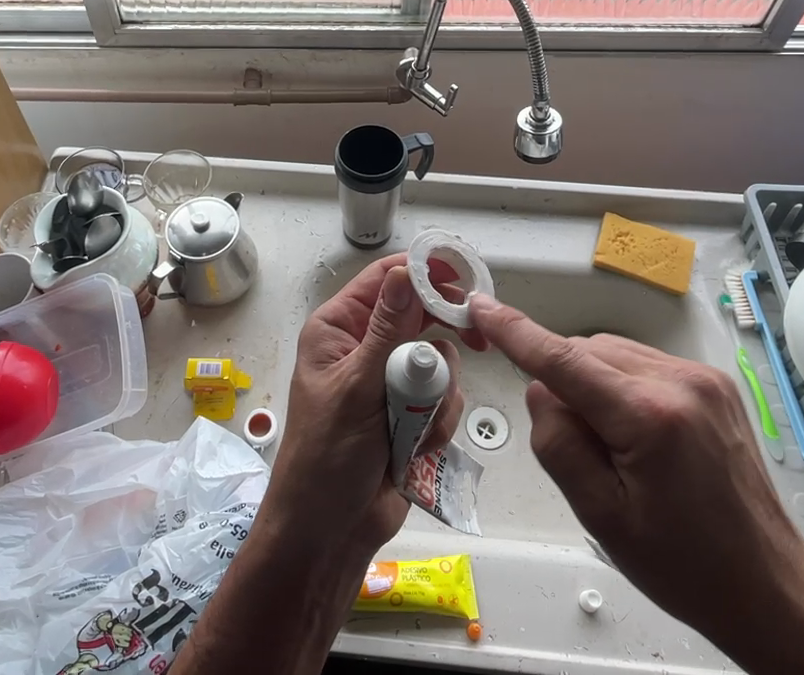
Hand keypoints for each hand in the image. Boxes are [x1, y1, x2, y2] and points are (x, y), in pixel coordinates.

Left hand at [171, 255, 486, 674]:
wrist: (331, 531)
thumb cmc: (328, 457)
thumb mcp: (358, 388)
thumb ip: (387, 330)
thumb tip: (404, 272)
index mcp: (338, 329)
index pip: (385, 279)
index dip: (424, 272)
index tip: (463, 278)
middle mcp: (365, 347)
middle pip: (421, 317)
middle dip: (440, 341)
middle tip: (475, 340)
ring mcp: (389, 381)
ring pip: (440, 361)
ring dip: (436, 394)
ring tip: (413, 427)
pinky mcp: (410, 413)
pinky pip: (444, 398)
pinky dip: (438, 421)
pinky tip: (417, 448)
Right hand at [472, 296, 803, 674]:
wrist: (766, 581)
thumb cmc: (684, 563)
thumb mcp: (600, 515)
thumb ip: (557, 442)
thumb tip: (541, 390)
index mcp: (650, 418)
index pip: (563, 359)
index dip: (515, 331)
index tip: (481, 306)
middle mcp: (681, 382)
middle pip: (586, 352)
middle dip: (564, 386)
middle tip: (581, 452)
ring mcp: (702, 378)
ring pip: (611, 353)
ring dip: (592, 385)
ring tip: (616, 450)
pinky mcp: (713, 382)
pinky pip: (640, 362)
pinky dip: (621, 386)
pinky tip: (637, 436)